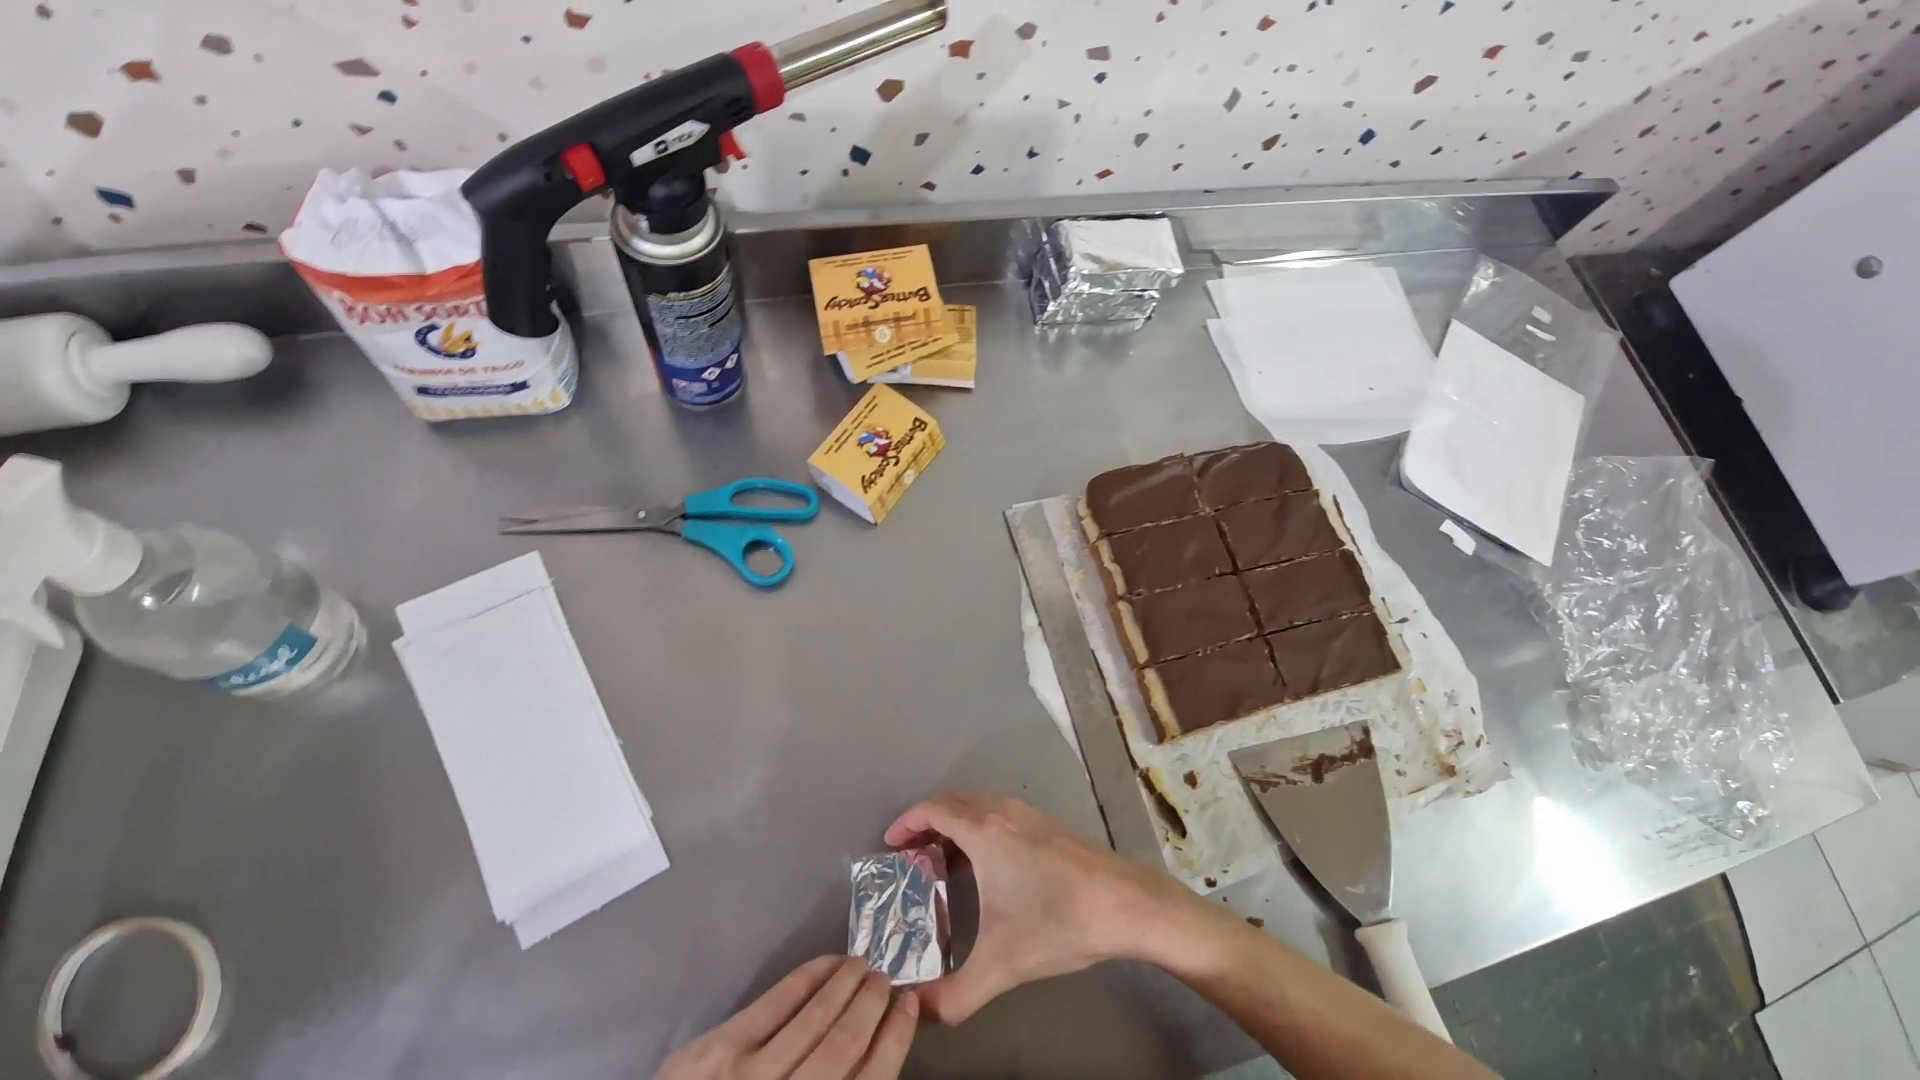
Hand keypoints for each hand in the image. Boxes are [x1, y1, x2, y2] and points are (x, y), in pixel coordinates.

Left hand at [655, 956, 917, 1079]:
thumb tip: (873, 1050)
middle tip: (888, 978)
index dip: (895, 1038)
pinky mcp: (718, 1049)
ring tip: (864, 966)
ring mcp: (748, 1073)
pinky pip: (776, 1002)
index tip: (909, 1007)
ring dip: (847, 984)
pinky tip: (828, 964)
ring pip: (815, 1017)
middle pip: (845, 1043)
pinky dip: (809, 977)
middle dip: (873, 1004)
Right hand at [884, 792, 1201, 1025]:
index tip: (890, 844)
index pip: (933, 810)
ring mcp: (1030, 815)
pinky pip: (999, 814)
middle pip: (953, 802)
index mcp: (984, 831)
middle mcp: (1003, 812)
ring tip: (943, 862)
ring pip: (978, 806)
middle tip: (911, 858)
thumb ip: (956, 994)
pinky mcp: (1049, 825)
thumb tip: (918, 1011)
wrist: (1130, 905)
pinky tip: (987, 866)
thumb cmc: (1061, 922)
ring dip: (954, 824)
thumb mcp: (1002, 964)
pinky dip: (979, 827)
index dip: (906, 822)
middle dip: (926, 824)